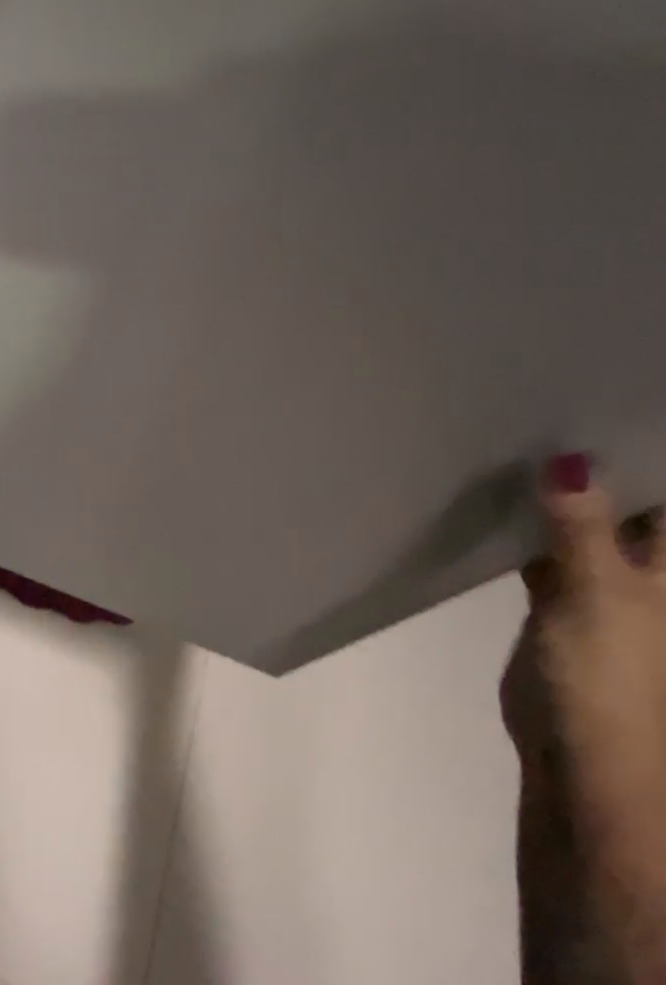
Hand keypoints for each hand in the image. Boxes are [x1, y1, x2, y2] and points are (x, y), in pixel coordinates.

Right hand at [503, 454, 665, 984]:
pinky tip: (495, 497)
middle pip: (638, 500)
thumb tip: (570, 460)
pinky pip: (550, 548)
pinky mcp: (567, 599)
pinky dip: (528, 526)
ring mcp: (615, 582)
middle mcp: (658, 565)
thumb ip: (583, 532)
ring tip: (518, 437)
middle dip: (603, 459)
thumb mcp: (605, 599)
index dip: (647, 445)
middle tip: (550, 405)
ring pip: (591, 520)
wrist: (585, 752)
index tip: (610, 393)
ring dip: (563, 490)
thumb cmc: (621, 680)